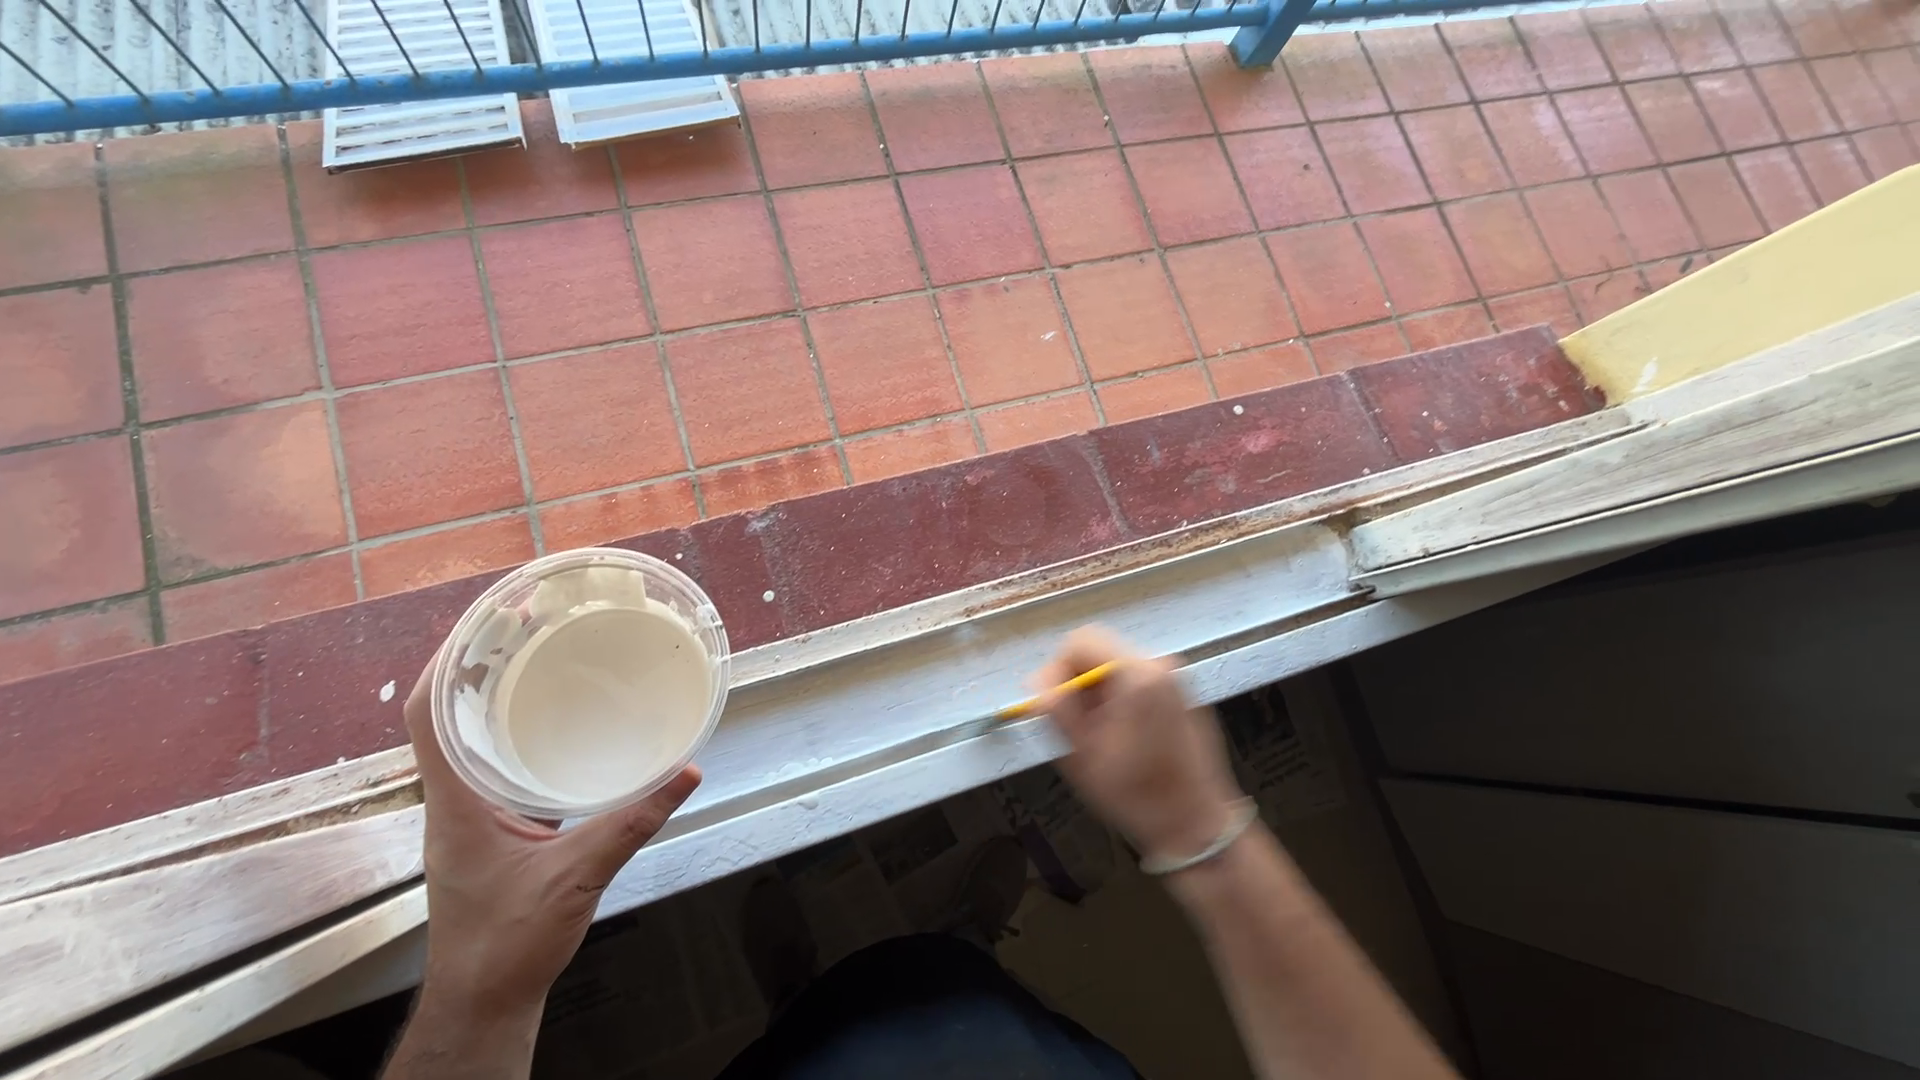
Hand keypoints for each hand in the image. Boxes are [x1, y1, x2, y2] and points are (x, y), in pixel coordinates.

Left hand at [401, 657, 700, 1018]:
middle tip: (527, 621)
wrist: (484, 998)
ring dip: (495, 690)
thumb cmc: (510, 942)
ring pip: (469, 733)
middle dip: (478, 660)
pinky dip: (516, 726)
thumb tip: (686, 772)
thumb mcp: (577, 876)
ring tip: (538, 653)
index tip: (486, 620)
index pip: (428, 717)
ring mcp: (470, 810)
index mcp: (457, 802)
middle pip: (447, 713)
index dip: (447, 661)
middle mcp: (455, 797)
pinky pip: (495, 757)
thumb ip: (632, 823)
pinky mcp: (491, 823)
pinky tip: (554, 720)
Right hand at [1035, 626, 1244, 864]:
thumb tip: (1038, 682)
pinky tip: (1123, 737)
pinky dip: (1121, 698)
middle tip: (1074, 724)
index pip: (1080, 641)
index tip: (1054, 705)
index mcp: (1136, 674)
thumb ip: (1056, 708)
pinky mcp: (1183, 695)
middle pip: (1100, 651)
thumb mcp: (1081, 754)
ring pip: (1117, 667)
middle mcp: (1160, 666)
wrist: (1196, 825)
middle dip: (1078, 682)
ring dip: (1098, 692)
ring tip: (1098, 735)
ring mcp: (1176, 679)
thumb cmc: (1136, 794)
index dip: (1057, 669)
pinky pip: (1139, 682)